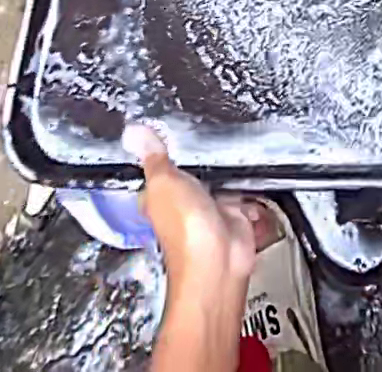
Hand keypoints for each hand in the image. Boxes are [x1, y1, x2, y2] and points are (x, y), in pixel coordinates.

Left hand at [124, 125, 259, 297]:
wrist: (220, 261)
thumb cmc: (184, 225)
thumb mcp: (163, 182)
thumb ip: (153, 156)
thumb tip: (131, 130)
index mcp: (160, 196)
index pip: (159, 168)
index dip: (163, 150)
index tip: (171, 123)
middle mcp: (184, 202)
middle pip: (191, 170)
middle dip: (199, 153)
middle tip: (209, 120)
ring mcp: (211, 207)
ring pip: (217, 177)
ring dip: (225, 163)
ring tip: (233, 128)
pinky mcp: (236, 211)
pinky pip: (242, 188)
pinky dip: (247, 180)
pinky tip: (250, 155)